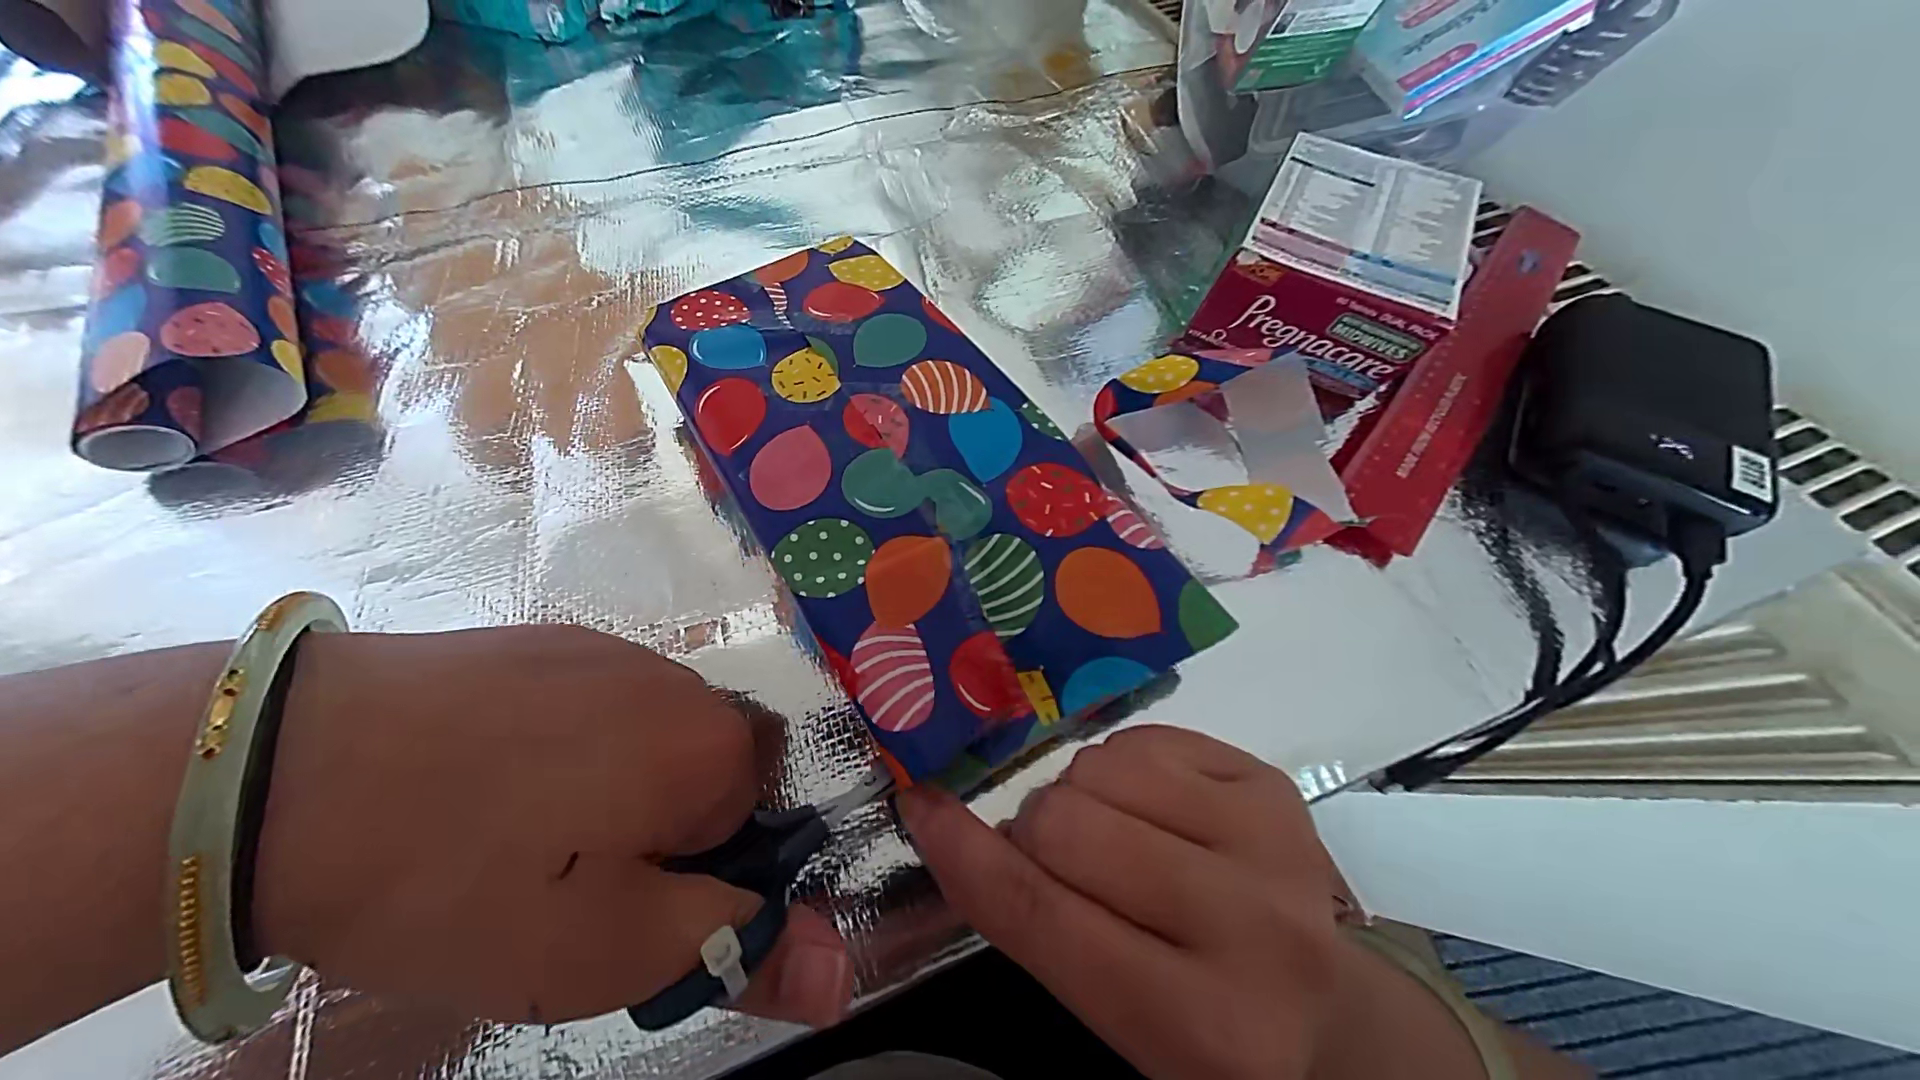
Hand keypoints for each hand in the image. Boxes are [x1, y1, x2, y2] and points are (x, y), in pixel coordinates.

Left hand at [252, 625, 853, 1027]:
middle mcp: (684, 680)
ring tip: (512, 828)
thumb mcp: (610, 951)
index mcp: (716, 744)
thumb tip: (840, 975)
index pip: (753, 824)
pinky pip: (587, 705)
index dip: (693, 875)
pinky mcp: (548, 641)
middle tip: (560, 876)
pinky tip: (483, 773)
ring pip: (643, 740)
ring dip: (606, 787)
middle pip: (701, 774)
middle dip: (654, 830)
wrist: (286, 768)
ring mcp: (613, 651)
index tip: (616, 902)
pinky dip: (558, 744)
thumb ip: (741, 954)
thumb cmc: (469, 872)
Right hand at [897, 725, 1499, 1079]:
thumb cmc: (1200, 1016)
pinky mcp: (1274, 784)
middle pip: (1064, 825)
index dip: (963, 855)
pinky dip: (1124, 767)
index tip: (919, 806)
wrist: (1322, 999)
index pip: (1042, 917)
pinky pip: (1142, 738)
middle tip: (1059, 855)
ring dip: (1080, 794)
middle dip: (1037, 831)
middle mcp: (1249, 930)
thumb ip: (1034, 923)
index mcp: (1198, 1026)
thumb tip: (951, 823)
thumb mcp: (1114, 1011)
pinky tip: (1153, 807)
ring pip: (1099, 767)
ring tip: (1115, 832)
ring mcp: (1271, 842)